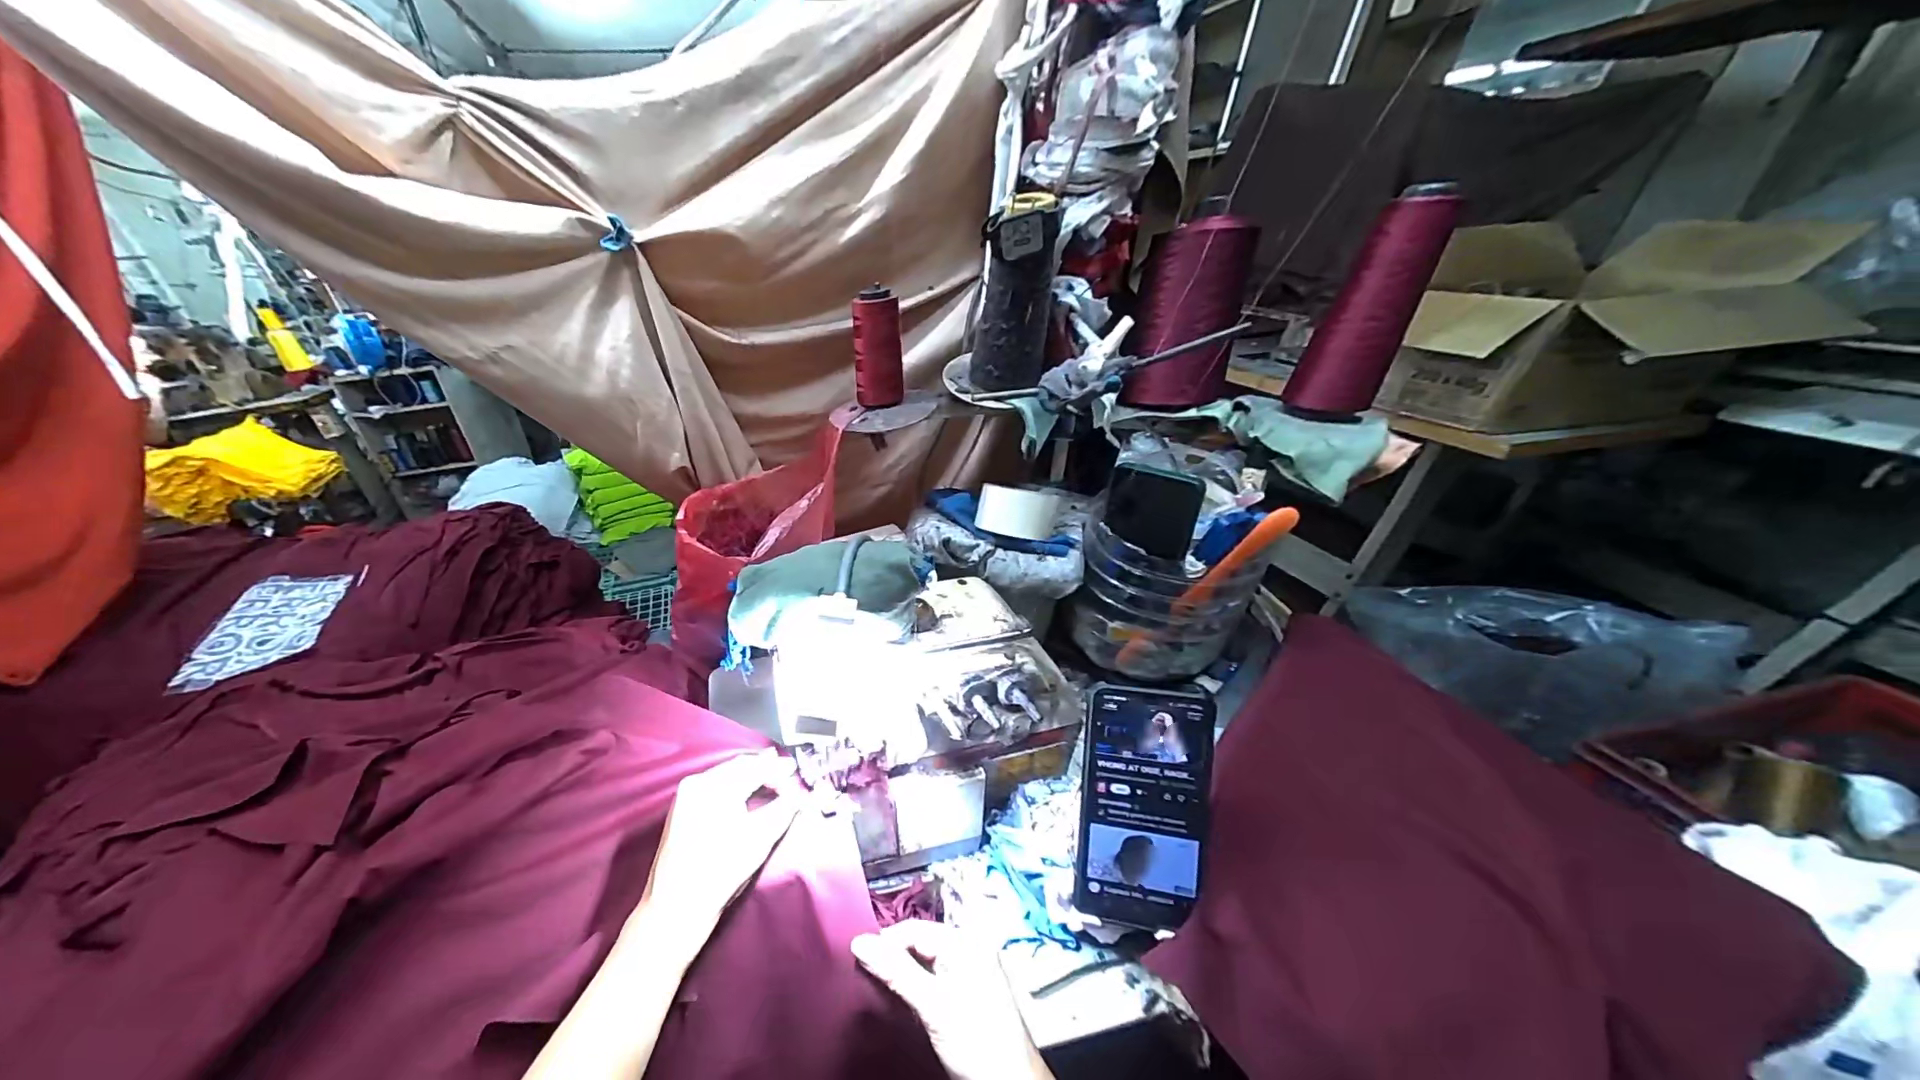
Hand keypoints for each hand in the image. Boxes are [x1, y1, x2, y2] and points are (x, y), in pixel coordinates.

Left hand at [636, 751, 799, 935]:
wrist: (676, 906)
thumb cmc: (721, 872)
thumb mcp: (762, 838)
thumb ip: (785, 808)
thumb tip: (800, 794)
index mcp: (716, 787)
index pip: (756, 769)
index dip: (779, 769)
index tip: (795, 770)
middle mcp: (698, 783)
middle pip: (740, 766)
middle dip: (764, 767)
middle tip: (785, 771)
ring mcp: (686, 794)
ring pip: (726, 772)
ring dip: (749, 773)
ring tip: (769, 778)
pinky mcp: (681, 807)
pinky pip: (714, 783)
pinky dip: (733, 782)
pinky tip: (745, 790)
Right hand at [851, 920, 1053, 1079]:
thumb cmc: (977, 1042)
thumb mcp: (932, 1005)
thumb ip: (896, 972)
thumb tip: (859, 942)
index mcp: (966, 942)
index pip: (915, 929)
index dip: (885, 942)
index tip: (857, 961)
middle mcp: (970, 949)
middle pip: (920, 943)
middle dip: (892, 957)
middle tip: (865, 977)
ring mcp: (971, 972)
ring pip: (925, 961)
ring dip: (903, 973)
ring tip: (880, 990)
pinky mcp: (968, 994)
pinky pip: (934, 978)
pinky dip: (916, 986)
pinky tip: (903, 1003)